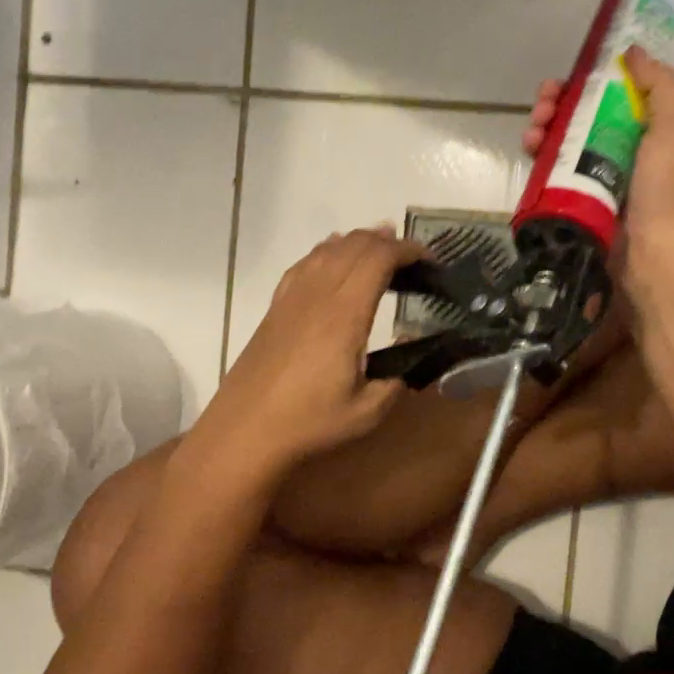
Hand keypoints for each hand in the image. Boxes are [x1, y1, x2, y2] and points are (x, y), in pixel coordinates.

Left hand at [198, 228, 427, 471]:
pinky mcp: (275, 308)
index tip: (429, 260)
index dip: (406, 250)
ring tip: (380, 247)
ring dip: (358, 242)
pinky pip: (304, 264)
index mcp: (344, 316)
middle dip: (387, 242)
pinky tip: (334, 256)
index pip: (378, 260)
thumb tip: (409, 346)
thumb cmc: (309, 423)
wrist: (244, 431)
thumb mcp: (367, 411)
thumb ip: (398, 377)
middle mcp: (318, 296)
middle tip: (412, 256)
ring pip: (327, 249)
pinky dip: (327, 251)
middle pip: (354, 246)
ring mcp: (292, 299)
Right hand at [524, 49, 673, 241]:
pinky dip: (540, 152)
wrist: (651, 256)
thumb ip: (662, 86)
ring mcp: (605, 173)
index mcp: (660, 130)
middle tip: (547, 98)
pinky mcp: (582, 196)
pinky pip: (556, 167)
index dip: (603, 76)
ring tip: (534, 125)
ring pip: (569, 136)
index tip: (582, 69)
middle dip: (565, 98)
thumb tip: (634, 52)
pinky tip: (530, 146)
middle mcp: (632, 148)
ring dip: (547, 122)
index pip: (628, 90)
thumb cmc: (668, 191)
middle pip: (592, 110)